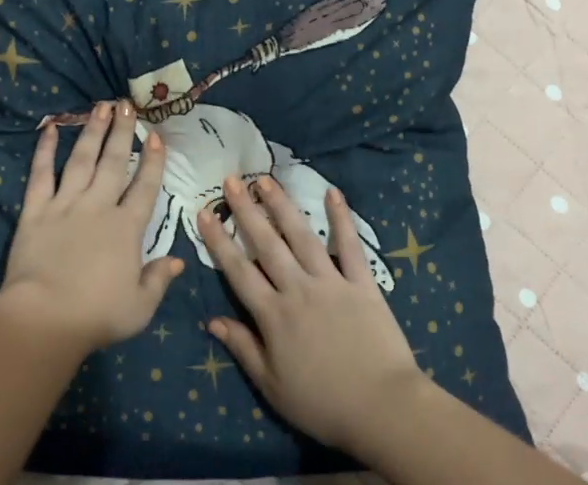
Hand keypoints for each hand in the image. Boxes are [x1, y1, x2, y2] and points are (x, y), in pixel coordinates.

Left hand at [0, 100, 182, 353]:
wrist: (44, 317)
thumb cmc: (96, 316)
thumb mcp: (140, 307)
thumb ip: (158, 280)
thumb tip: (178, 261)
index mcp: (126, 229)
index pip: (145, 187)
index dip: (153, 161)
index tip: (156, 136)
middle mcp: (98, 207)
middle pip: (114, 163)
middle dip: (122, 132)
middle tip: (126, 105)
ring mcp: (65, 205)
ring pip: (81, 160)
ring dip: (92, 132)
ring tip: (100, 107)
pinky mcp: (34, 211)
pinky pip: (41, 175)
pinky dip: (45, 150)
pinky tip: (51, 128)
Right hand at [198, 175, 427, 452]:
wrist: (383, 408)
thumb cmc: (323, 404)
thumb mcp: (272, 386)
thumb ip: (243, 348)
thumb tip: (211, 320)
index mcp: (273, 315)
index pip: (238, 270)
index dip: (219, 241)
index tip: (204, 212)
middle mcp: (298, 289)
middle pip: (267, 243)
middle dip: (246, 210)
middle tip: (232, 179)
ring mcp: (331, 282)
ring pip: (302, 236)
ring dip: (283, 206)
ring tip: (266, 179)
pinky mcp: (363, 283)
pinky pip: (350, 246)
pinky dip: (342, 218)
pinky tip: (333, 193)